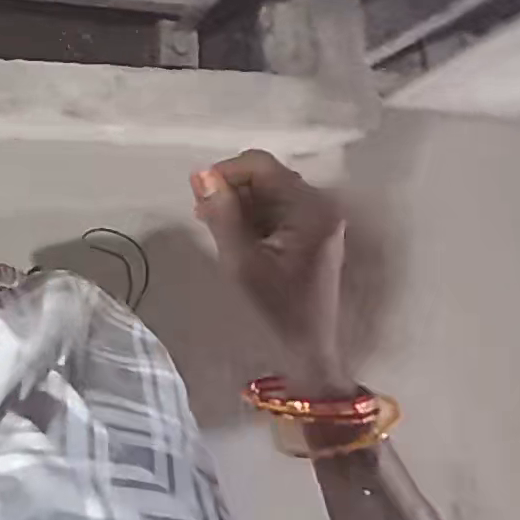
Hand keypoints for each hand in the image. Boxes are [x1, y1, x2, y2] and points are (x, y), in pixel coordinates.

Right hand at [191, 149, 353, 395]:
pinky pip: (276, 208)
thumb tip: (201, 174)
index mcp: (310, 209)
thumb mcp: (241, 261)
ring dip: (239, 203)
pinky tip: (235, 236)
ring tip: (215, 228)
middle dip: (231, 189)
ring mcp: (318, 218)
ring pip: (268, 191)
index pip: (261, 165)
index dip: (226, 171)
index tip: (199, 195)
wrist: (309, 353)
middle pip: (266, 175)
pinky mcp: (311, 231)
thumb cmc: (276, 311)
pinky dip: (251, 216)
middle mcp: (320, 205)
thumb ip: (222, 213)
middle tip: (203, 215)